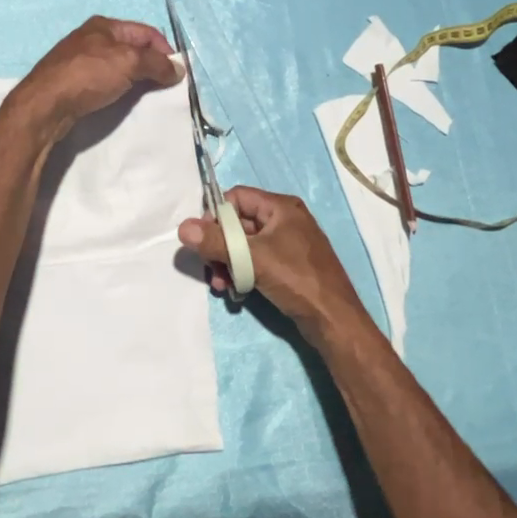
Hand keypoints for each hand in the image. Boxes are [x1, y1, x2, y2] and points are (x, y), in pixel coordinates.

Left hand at [11, 16, 182, 129]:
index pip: (146, 32)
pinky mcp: (72, 82)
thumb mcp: (128, 63)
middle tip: (164, 85)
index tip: (177, 73)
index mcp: (104, 25)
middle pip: (132, 49)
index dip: (165, 49)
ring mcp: (79, 60)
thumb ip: (156, 64)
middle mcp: (91, 38)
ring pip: (118, 66)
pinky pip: (105, 81)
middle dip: (151, 65)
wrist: (45, 105)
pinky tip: (121, 101)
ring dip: (135, 79)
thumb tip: (178, 69)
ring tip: (147, 96)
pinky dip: (118, 88)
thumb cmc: (88, 75)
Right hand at [178, 187, 363, 339]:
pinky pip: (256, 261)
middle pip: (239, 222)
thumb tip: (182, 227)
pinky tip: (234, 290)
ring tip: (220, 284)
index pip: (237, 197)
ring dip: (228, 262)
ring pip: (245, 245)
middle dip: (219, 245)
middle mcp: (285, 220)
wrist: (334, 320)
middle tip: (209, 267)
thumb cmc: (296, 279)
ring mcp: (287, 244)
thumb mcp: (252, 258)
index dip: (216, 215)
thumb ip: (216, 242)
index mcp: (281, 207)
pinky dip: (242, 272)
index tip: (203, 239)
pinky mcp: (288, 266)